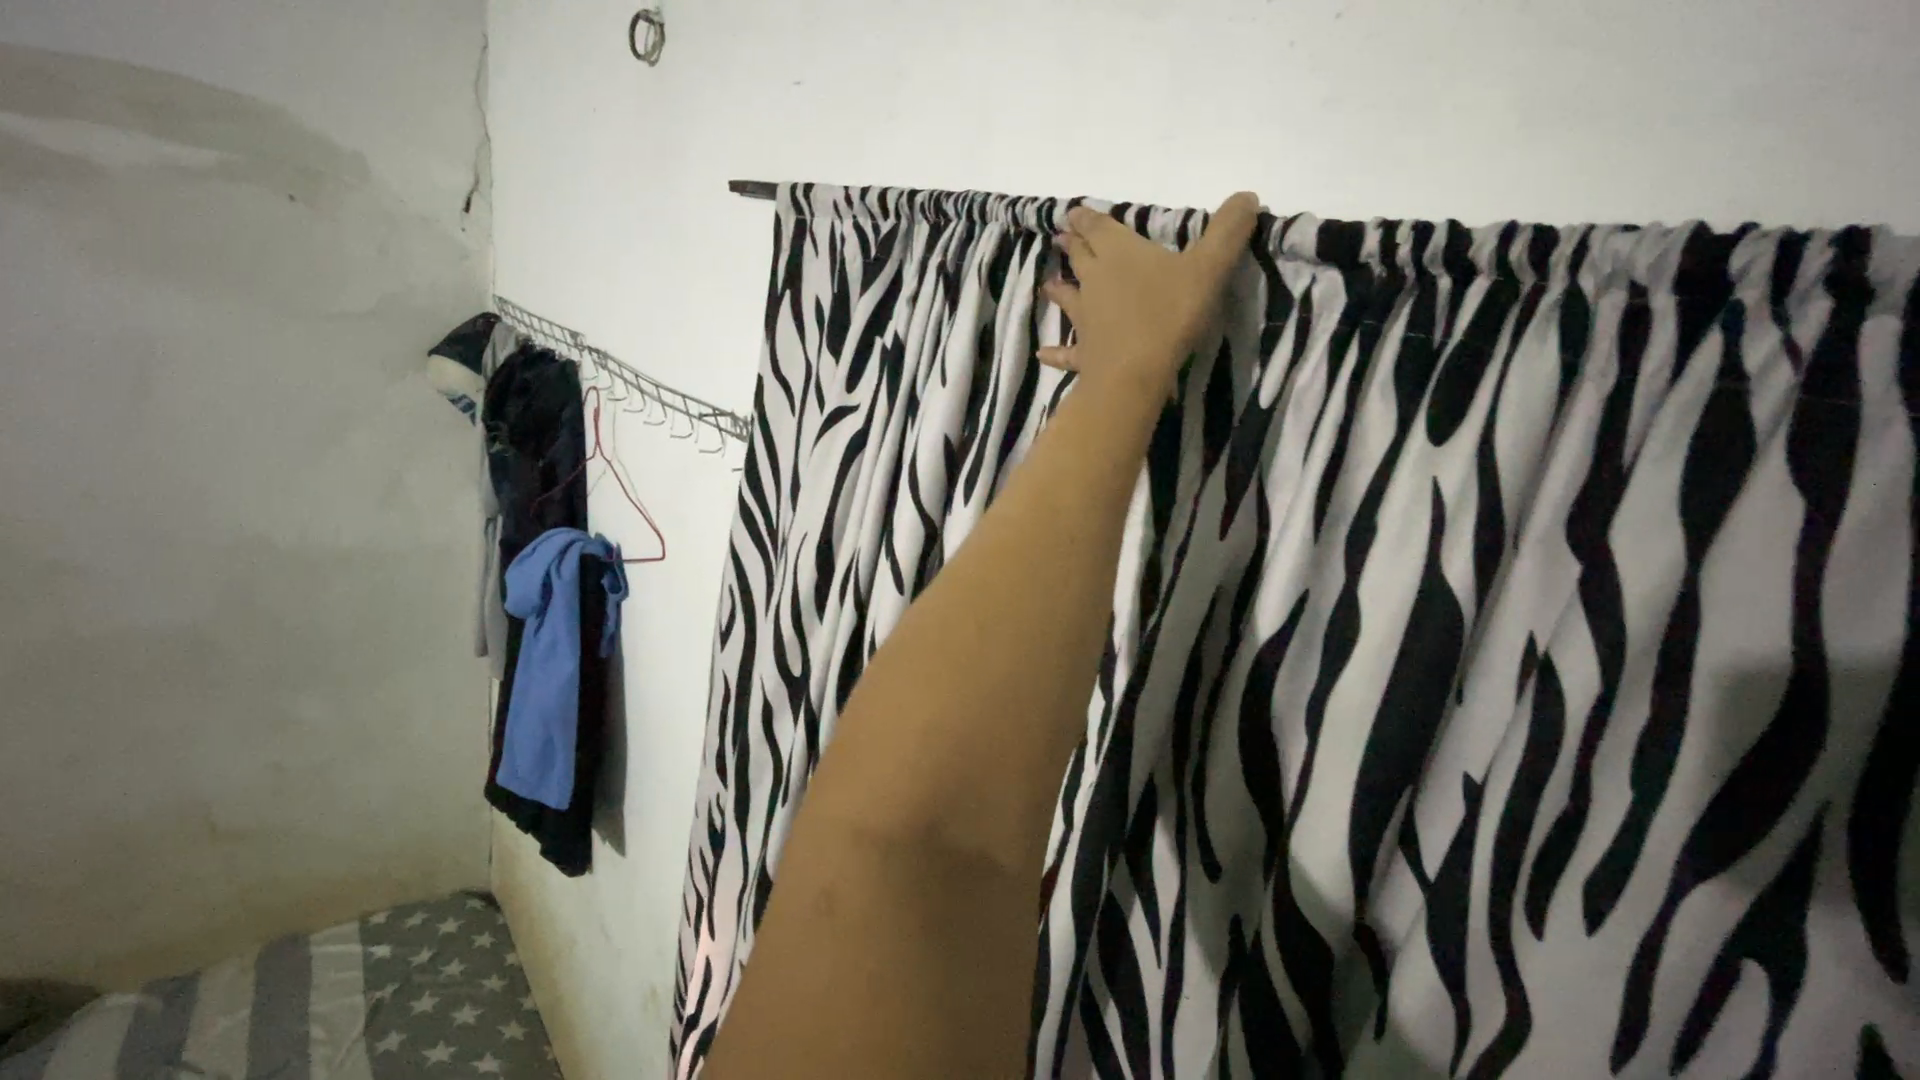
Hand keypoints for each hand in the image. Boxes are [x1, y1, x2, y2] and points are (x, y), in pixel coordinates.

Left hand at [1038, 192, 1261, 395]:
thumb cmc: (1170, 313)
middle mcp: (1095, 281)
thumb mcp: (1210, 266)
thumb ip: (1228, 231)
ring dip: (1058, 290)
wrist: (1136, 370)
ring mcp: (1085, 318)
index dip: (1087, 218)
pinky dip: (1055, 352)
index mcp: (1119, 253)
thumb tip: (1248, 196)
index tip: (1073, 213)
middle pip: (1080, 257)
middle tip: (1062, 238)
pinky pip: (1067, 352)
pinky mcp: (1084, 354)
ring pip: (1068, 298)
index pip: (1098, 228)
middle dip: (1073, 245)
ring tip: (1048, 285)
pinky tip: (1043, 354)